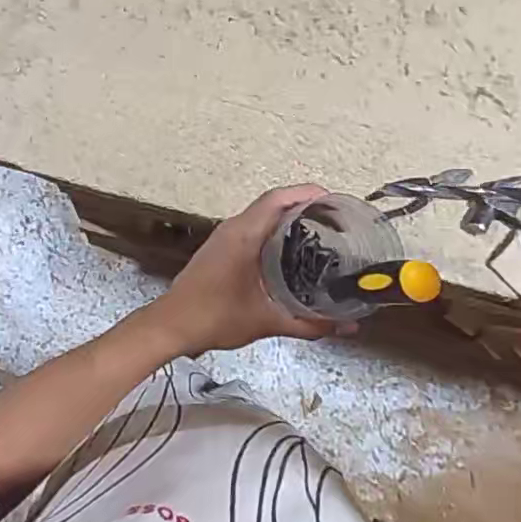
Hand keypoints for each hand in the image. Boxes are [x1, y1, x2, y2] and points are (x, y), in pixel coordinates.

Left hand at [148, 185, 348, 354]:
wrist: (172, 324)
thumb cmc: (214, 318)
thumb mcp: (267, 321)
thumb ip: (310, 324)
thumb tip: (348, 327)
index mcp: (243, 235)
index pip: (278, 199)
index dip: (308, 194)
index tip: (336, 203)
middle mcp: (232, 229)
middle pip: (273, 204)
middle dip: (305, 207)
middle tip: (336, 221)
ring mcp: (223, 237)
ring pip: (261, 217)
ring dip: (289, 220)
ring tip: (321, 234)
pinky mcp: (219, 249)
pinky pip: (251, 229)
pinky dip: (273, 232)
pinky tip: (291, 252)